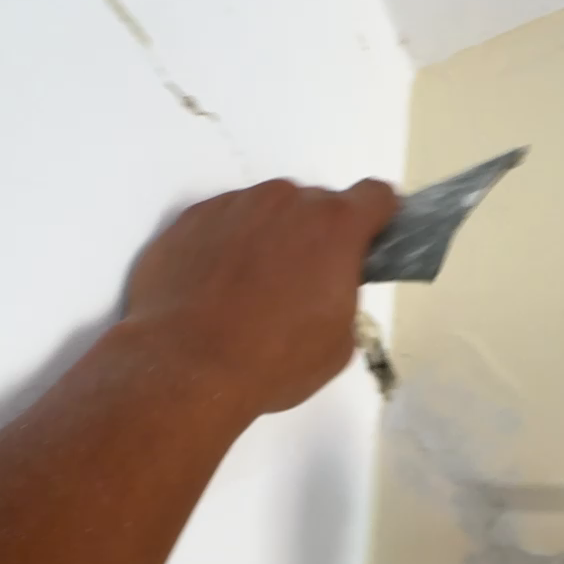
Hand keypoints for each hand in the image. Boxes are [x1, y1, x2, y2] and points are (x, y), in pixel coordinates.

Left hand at [123, 177, 398, 414]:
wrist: (185, 367)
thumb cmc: (274, 362)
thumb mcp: (338, 346)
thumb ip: (344, 299)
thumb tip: (327, 290)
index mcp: (334, 227)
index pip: (375, 196)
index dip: (377, 218)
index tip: (368, 243)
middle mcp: (284, 202)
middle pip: (314, 206)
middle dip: (315, 237)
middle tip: (299, 287)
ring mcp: (232, 205)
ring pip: (264, 213)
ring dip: (268, 240)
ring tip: (247, 294)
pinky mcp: (188, 219)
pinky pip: (221, 224)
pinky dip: (224, 248)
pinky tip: (212, 292)